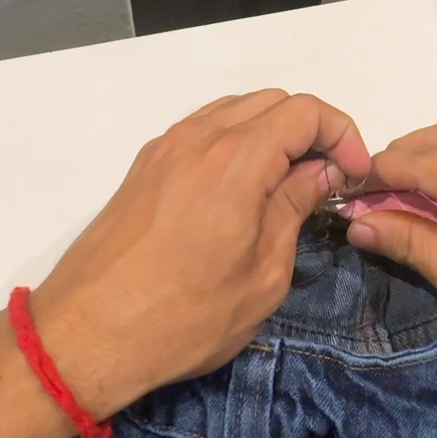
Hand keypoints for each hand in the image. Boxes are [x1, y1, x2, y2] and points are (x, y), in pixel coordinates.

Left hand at [31, 91, 370, 418]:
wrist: (84, 336)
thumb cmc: (184, 317)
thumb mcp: (263, 273)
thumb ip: (295, 207)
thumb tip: (320, 171)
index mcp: (237, 158)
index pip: (306, 111)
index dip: (342, 134)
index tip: (352, 176)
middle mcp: (201, 136)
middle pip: (274, 101)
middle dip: (313, 130)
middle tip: (327, 179)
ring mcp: (168, 146)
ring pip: (238, 109)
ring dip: (274, 132)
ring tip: (288, 182)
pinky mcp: (147, 164)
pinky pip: (205, 129)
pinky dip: (237, 140)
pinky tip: (243, 187)